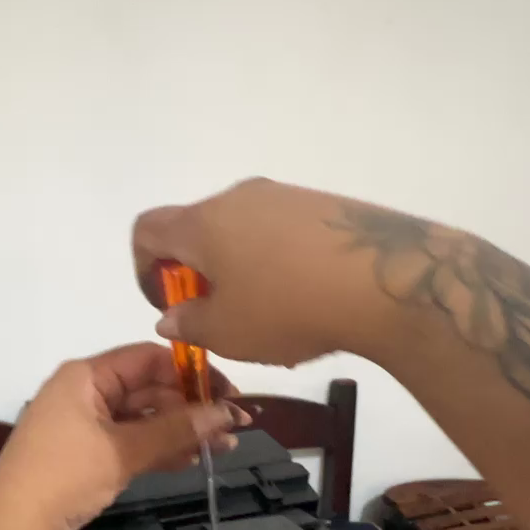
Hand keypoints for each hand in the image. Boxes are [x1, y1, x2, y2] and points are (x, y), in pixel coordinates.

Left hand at [0, 343, 242, 529]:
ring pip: (143, 419)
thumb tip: (225, 415)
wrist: (14, 526)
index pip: (149, 359)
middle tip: (234, 427)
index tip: (228, 394)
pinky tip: (191, 459)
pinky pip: (130, 441)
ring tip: (224, 447)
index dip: (192, 374)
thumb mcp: (123, 451)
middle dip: (192, 408)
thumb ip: (175, 431)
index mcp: (87, 376)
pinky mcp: (86, 453)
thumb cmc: (64, 476)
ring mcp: (85, 423)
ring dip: (181, 432)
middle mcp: (86, 392)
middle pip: (149, 389)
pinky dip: (158, 449)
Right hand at [132, 178, 440, 365]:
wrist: (385, 282)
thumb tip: (170, 316)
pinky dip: (273, 262)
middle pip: (196, 229)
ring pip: (240, 231)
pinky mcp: (323, 205)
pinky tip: (300, 299)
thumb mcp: (226, 333)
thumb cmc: (286, 309)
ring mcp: (284, 196)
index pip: (148, 230)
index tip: (168, 303)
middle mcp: (238, 198)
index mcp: (202, 224)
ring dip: (235, 269)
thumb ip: (188, 324)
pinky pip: (279, 232)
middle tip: (216, 316)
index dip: (144, 268)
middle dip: (195, 273)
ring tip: (263, 314)